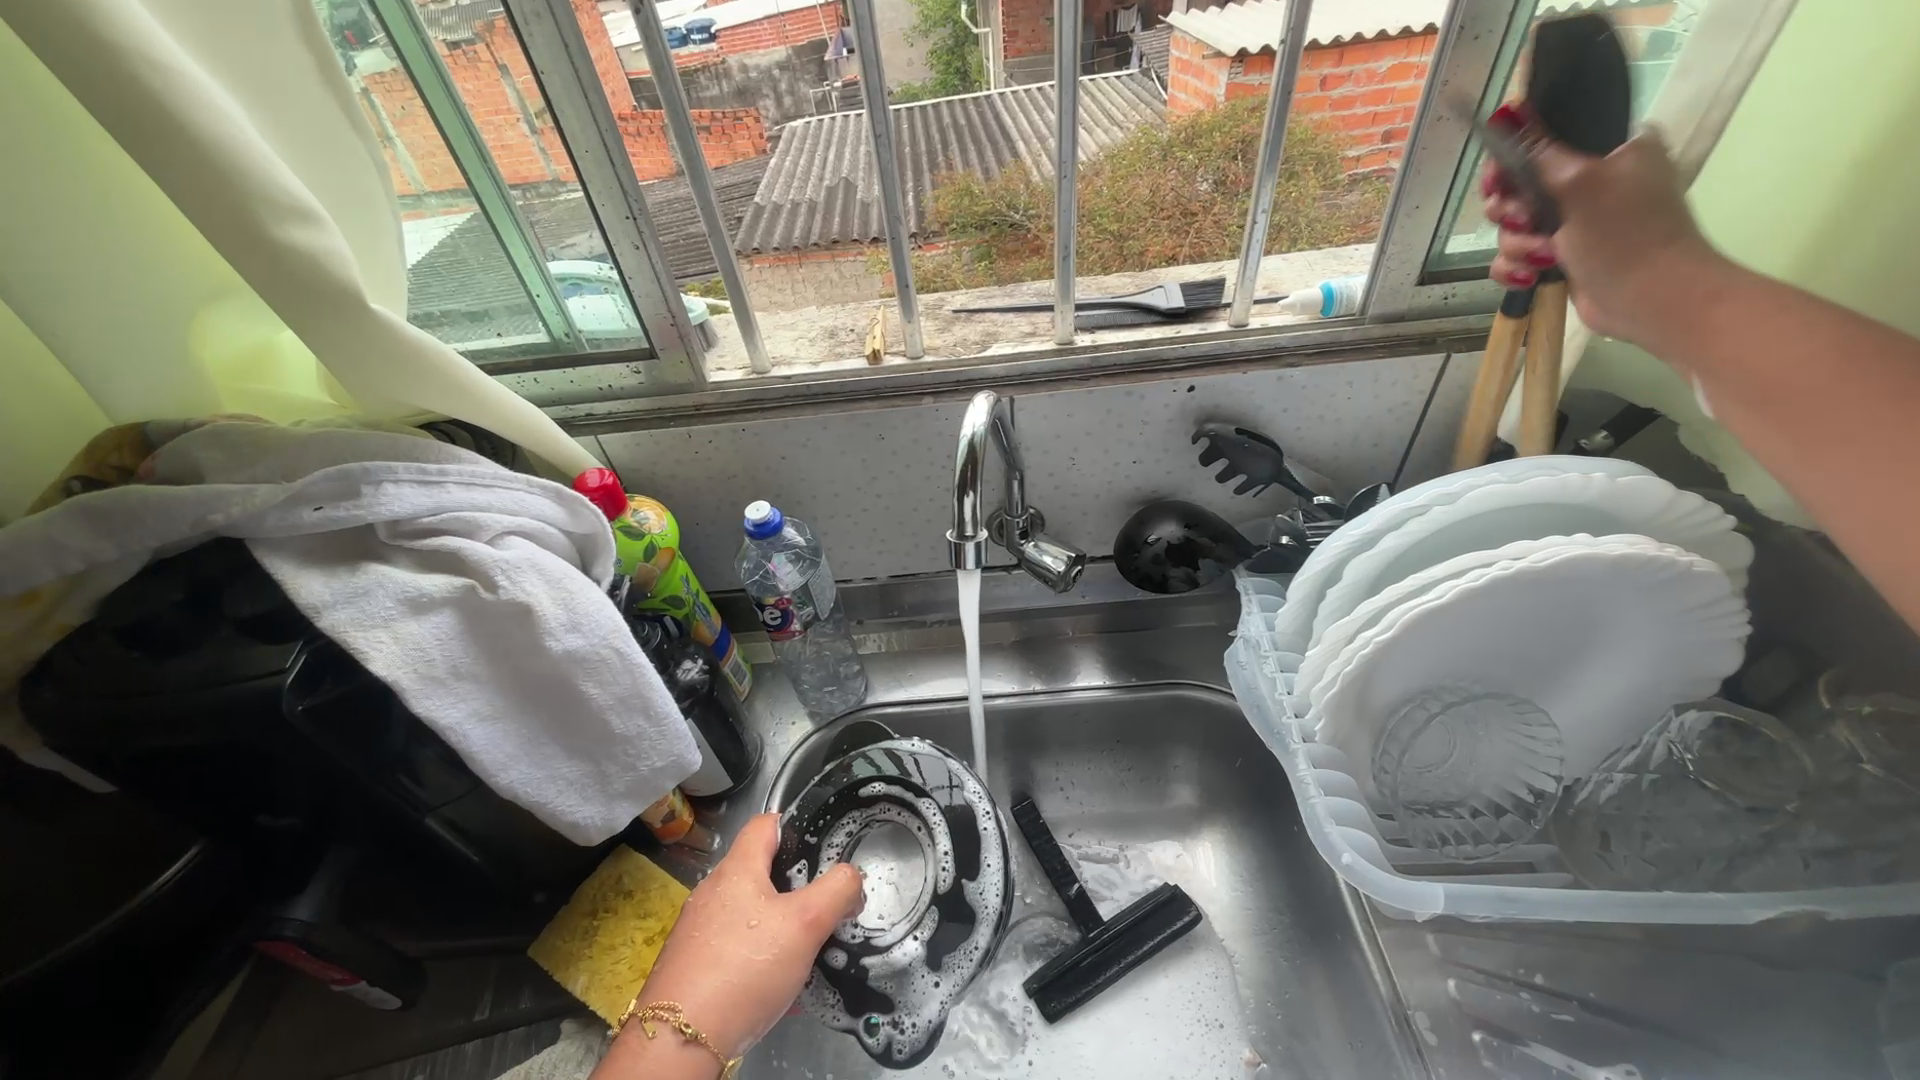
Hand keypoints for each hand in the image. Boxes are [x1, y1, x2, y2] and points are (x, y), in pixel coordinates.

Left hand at [620, 814, 861, 1062]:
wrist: (679, 1040)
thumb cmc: (745, 967)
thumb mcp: (807, 923)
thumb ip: (837, 890)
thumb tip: (851, 877)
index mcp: (737, 869)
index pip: (766, 823)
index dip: (796, 826)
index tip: (822, 847)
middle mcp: (712, 892)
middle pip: (760, 871)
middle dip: (795, 886)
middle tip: (822, 907)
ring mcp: (698, 930)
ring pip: (750, 913)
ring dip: (779, 926)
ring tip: (804, 950)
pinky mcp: (692, 965)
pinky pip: (735, 947)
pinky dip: (759, 957)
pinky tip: (775, 985)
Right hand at [1484, 128, 1729, 352]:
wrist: (1650, 298)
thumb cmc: (1626, 233)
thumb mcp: (1582, 183)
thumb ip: (1538, 151)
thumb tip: (1506, 113)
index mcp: (1609, 150)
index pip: (1543, 142)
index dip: (1510, 162)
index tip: (1499, 182)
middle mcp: (1590, 181)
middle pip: (1518, 186)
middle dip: (1511, 211)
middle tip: (1523, 221)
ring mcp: (1574, 221)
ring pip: (1513, 226)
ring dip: (1518, 244)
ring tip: (1543, 257)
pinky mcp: (1559, 256)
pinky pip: (1515, 256)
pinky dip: (1516, 267)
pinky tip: (1532, 276)